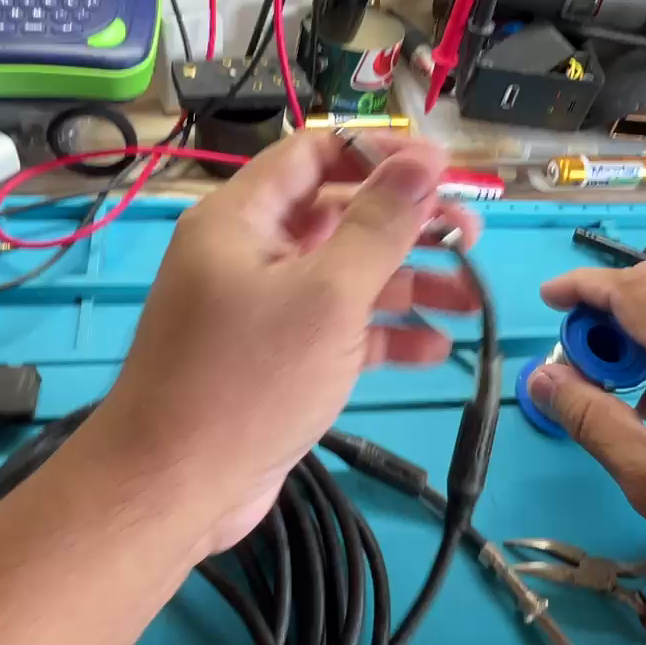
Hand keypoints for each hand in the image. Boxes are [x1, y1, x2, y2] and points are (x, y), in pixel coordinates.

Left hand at [90, 131, 481, 552]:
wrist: (174, 491)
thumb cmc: (249, 380)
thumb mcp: (326, 295)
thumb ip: (379, 224)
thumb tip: (424, 158)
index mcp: (245, 218)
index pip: (316, 154)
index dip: (380, 154)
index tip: (443, 170)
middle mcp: (252, 253)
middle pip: (340, 216)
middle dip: (406, 223)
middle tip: (469, 237)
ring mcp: (265, 308)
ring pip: (345, 276)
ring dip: (407, 283)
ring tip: (471, 298)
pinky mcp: (279, 357)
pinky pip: (338, 329)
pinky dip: (382, 334)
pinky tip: (434, 349)